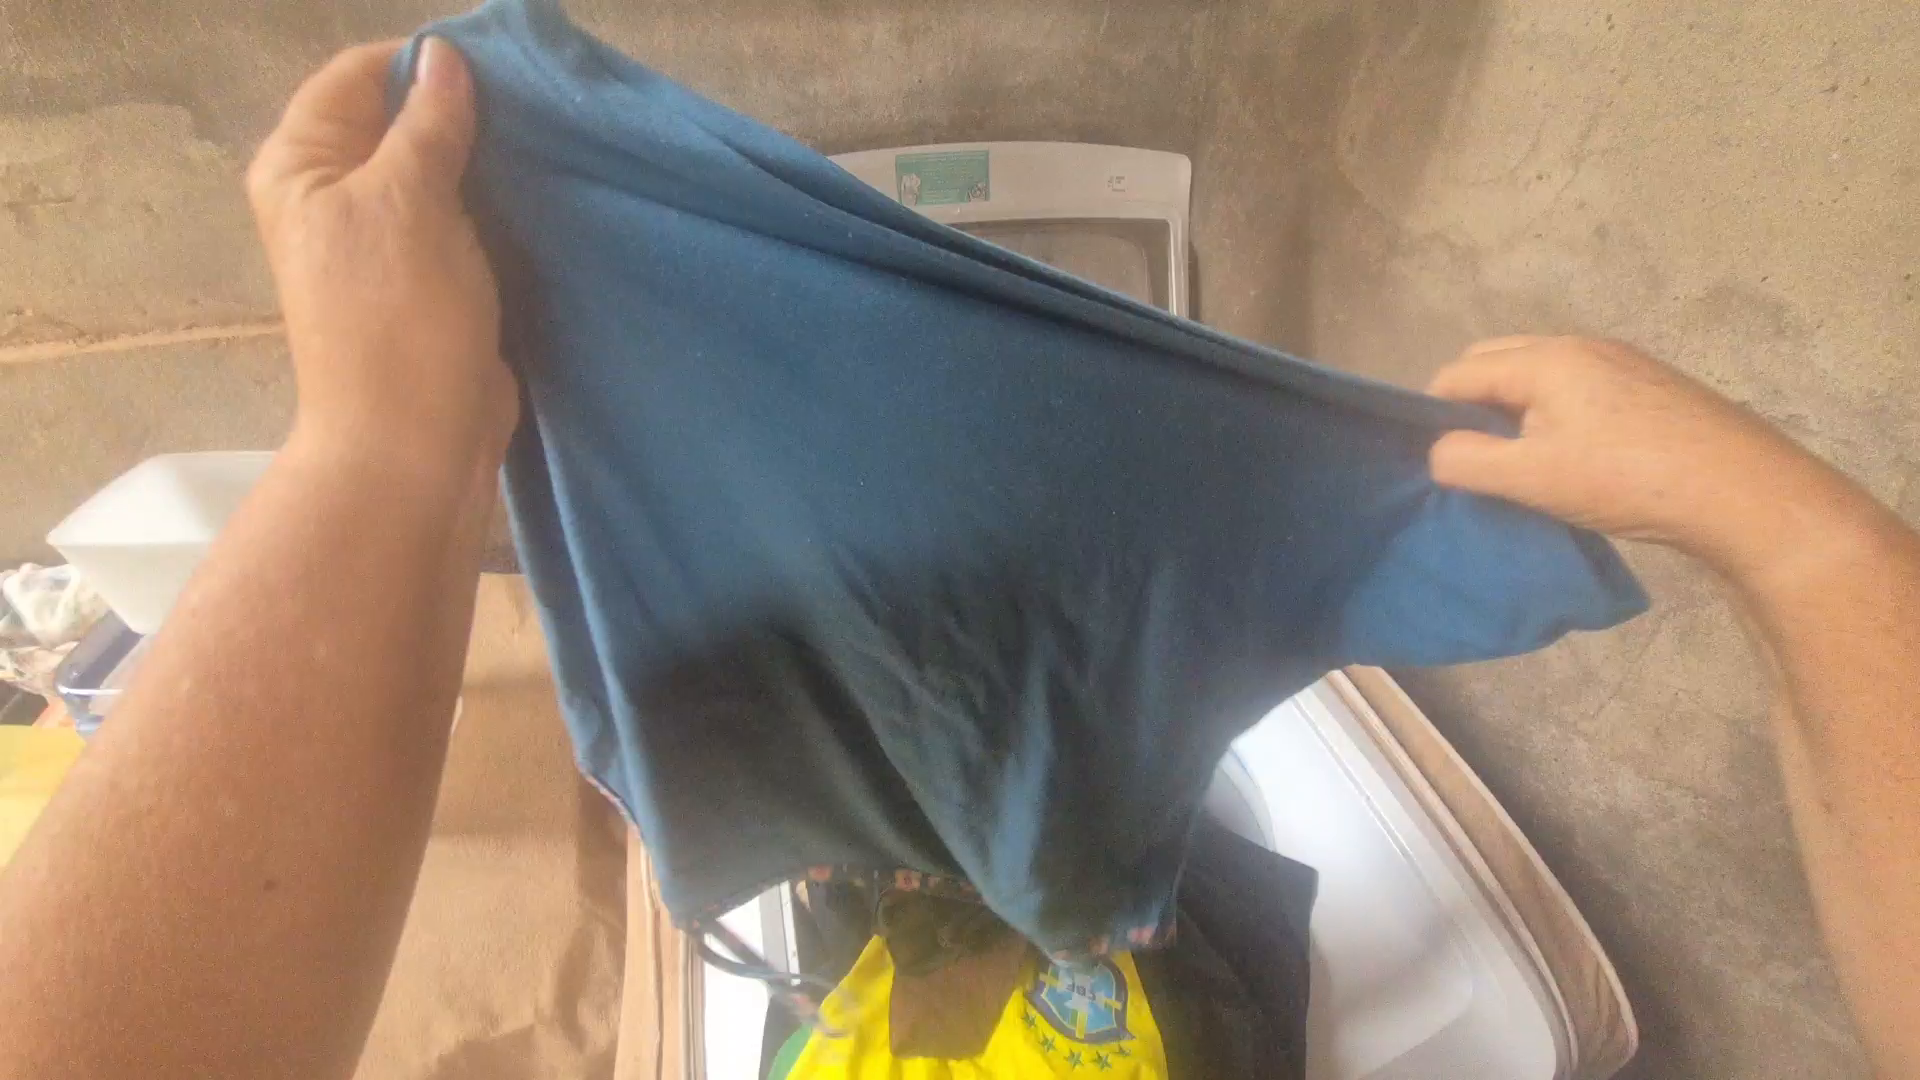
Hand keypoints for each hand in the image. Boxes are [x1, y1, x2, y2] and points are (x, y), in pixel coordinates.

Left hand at [247, 38, 514, 479]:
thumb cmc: (400, 318)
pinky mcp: (438, 284)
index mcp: (305, 165)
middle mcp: (343, 197)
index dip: (425, 67)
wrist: (418, 434)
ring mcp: (393, 245)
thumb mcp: (408, 208)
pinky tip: (543, 210)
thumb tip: (447, 57)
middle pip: (403, 129)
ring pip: (445, 183)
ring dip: (491, 172)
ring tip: (549, 160)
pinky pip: (470, 231)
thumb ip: (427, 130)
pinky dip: (502, 217)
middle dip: (465, 120)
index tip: (503, 72)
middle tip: (538, 119)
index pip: (360, 80)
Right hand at [1426, 336, 1856, 574]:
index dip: (1431, 414)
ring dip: (1505, 406)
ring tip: (1514, 455)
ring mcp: (1618, 361)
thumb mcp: (1528, 477)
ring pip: (1529, 373)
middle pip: (1490, 362)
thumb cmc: (1626, 481)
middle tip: (1470, 453)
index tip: (1435, 457)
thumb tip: (1437, 452)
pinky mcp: (1644, 384)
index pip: (1456, 374)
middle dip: (1466, 402)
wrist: (1750, 497)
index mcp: (1546, 359)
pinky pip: (1566, 384)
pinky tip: (1561, 450)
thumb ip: (1463, 460)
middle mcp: (1580, 346)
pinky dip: (1543, 409)